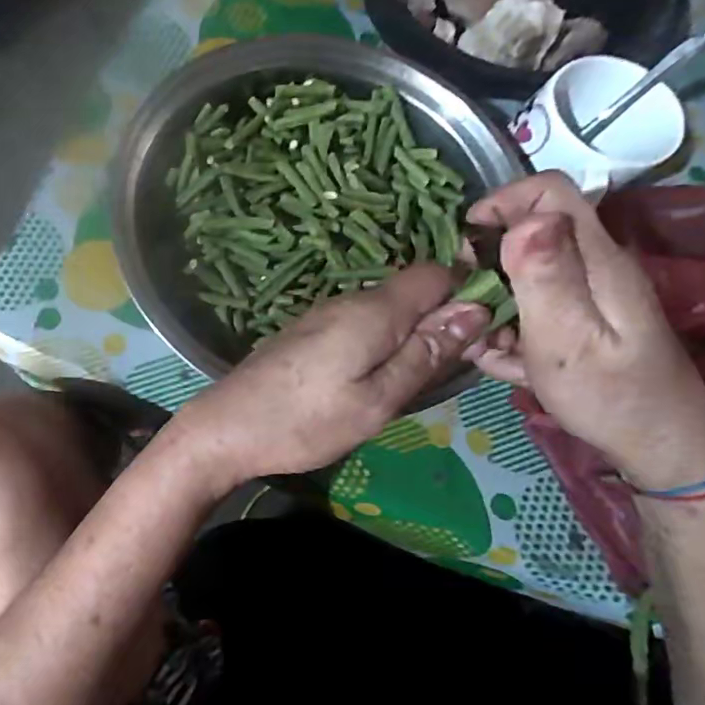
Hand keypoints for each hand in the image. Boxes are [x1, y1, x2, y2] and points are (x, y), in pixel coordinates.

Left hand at [168, 263, 488, 487]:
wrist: (223, 429)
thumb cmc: (304, 422)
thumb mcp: (377, 399)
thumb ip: (425, 354)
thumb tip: (476, 309)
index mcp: (371, 310)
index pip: (436, 274)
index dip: (465, 295)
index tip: (481, 336)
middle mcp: (345, 302)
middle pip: (408, 293)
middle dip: (437, 321)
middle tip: (447, 371)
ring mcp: (318, 317)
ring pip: (382, 313)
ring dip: (404, 337)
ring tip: (409, 382)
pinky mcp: (302, 336)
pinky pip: (354, 328)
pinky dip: (374, 345)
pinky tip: (368, 380)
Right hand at [467, 172, 704, 489]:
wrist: (659, 447)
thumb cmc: (610, 395)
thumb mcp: (567, 338)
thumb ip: (545, 277)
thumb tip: (527, 217)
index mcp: (594, 259)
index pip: (548, 191)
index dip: (500, 202)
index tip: (463, 242)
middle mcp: (591, 265)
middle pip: (528, 230)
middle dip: (486, 260)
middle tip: (466, 304)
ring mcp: (584, 294)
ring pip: (521, 273)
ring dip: (490, 303)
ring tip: (482, 344)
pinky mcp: (577, 319)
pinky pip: (527, 308)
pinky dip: (506, 330)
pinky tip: (504, 361)